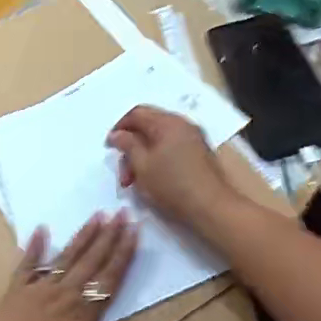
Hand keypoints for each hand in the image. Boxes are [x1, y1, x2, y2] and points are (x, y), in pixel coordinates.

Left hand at [0, 213, 151, 320]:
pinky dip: (34, 247)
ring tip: (96, 215)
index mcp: (80, 314)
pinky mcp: (12, 295)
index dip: (124, 253)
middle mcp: (61, 295)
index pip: (109, 278)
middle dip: (108, 236)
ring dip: (82, 237)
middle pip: (90, 261)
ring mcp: (35, 292)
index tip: (136, 228)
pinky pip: (26, 266)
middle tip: (122, 211)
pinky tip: (41, 230)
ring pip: (64, 258)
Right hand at [106, 106, 243, 232]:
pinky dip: (158, 160)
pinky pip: (172, 148)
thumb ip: (127, 145)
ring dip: (143, 157)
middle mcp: (182, 124)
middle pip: (148, 127)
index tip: (109, 147)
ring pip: (159, 140)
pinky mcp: (199, 154)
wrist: (211, 207)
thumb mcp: (142, 165)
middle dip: (131, 148)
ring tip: (136, 182)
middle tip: (124, 175)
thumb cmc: (172, 185)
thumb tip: (117, 134)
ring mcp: (193, 138)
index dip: (119, 128)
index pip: (137, 113)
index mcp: (168, 122)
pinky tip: (153, 181)